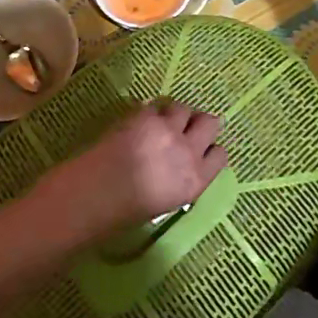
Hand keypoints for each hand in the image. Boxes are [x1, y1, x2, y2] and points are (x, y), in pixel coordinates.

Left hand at [32, 102, 228, 243]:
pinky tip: (139, 118)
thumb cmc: (126, 211)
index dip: (210, 148)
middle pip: (210, 123)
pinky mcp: (146, 116)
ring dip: (175, 112)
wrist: (97, 193)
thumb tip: (177, 167)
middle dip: (200, 122)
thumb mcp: (166, 202)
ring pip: (184, 108)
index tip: (201, 147)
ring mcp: (168, 130)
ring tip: (162, 119)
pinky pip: (155, 105)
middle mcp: (189, 152)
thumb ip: (180, 180)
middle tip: (186, 125)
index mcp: (196, 181)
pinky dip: (150, 110)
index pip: (220, 155)